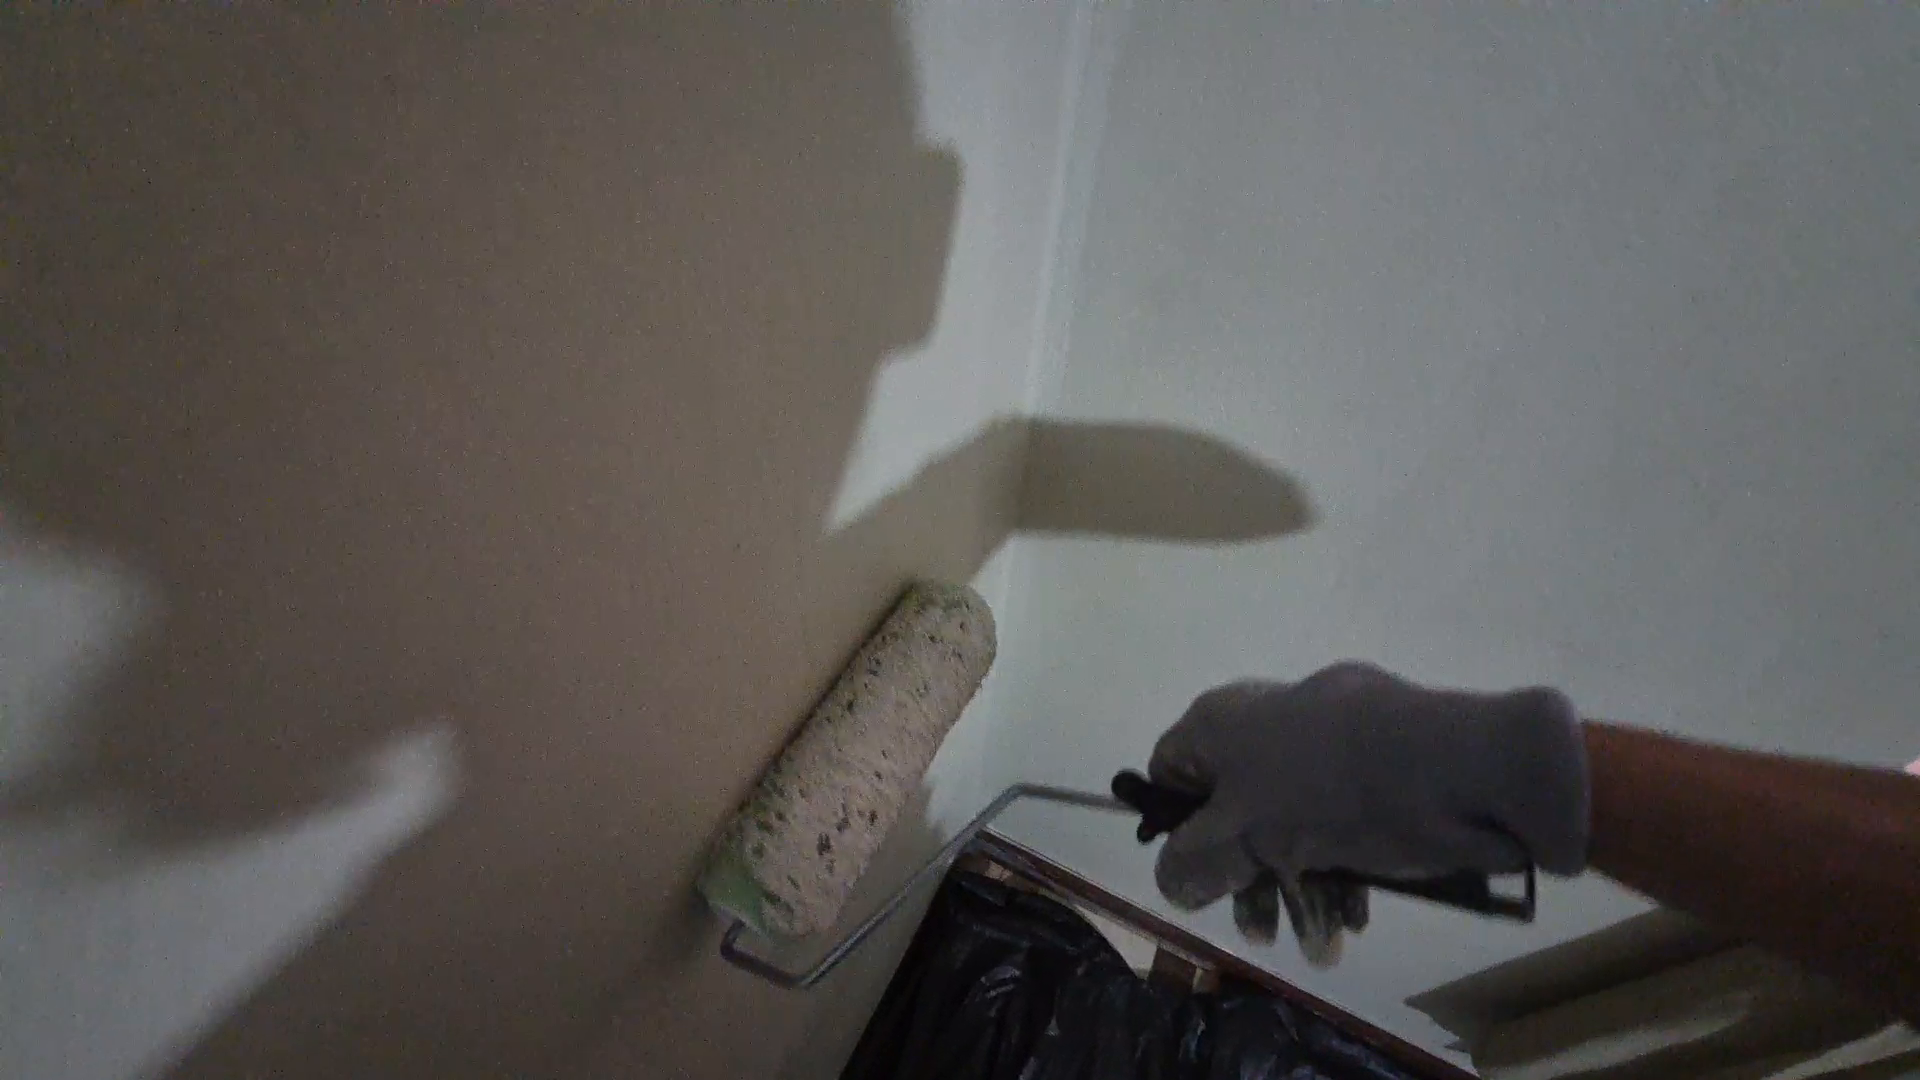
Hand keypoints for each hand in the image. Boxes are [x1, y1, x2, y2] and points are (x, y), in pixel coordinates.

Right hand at [1149, 662, 1589, 962]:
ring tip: (1324, 946)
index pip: (1168, 772)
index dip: (1175, 828)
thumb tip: (1168, 881)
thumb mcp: (1246, 838)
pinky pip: (1332, 806)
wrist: (1454, 760)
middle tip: (1263, 932)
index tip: (1202, 877)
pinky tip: (1357, 910)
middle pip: (1230, 804)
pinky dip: (1337, 857)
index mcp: (1215, 723)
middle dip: (1246, 877)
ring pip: (1285, 813)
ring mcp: (1315, 730)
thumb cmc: (1324, 793)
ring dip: (1296, 885)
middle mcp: (1257, 718)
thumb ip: (1195, 862)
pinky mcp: (1368, 747)